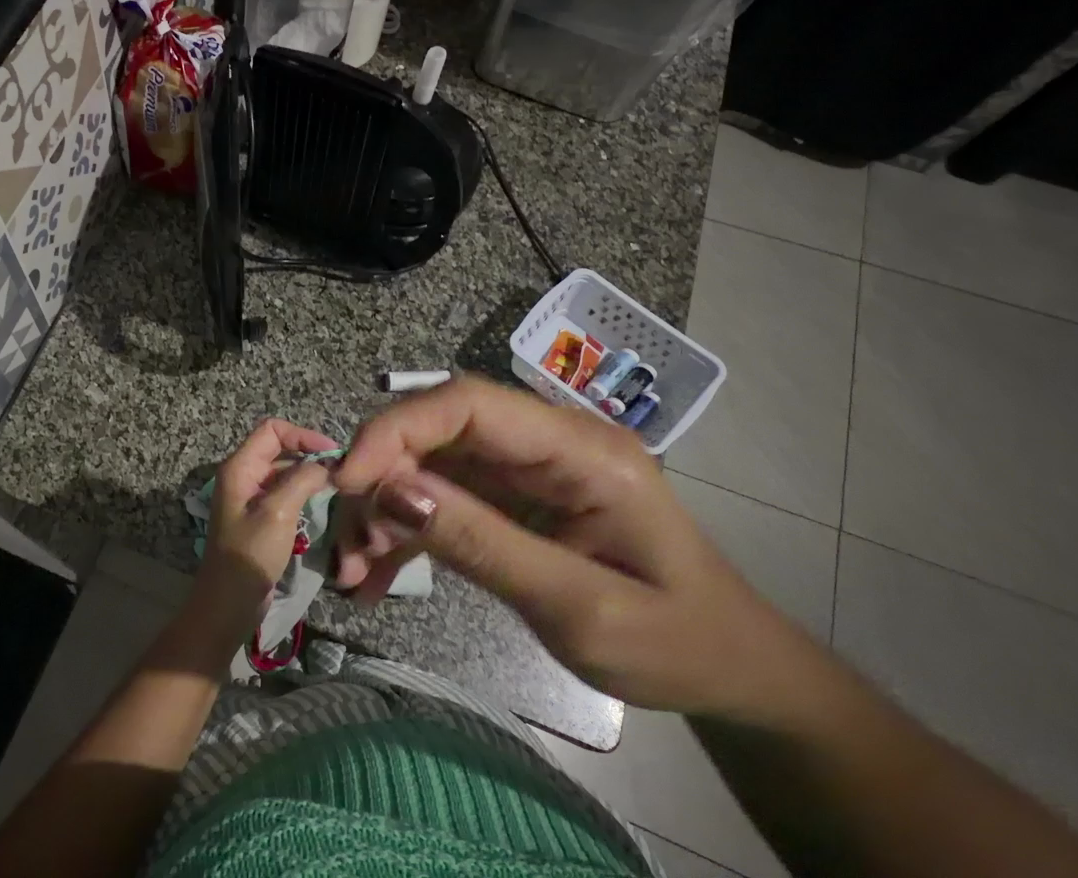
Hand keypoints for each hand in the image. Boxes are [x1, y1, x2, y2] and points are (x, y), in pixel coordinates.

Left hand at [201, 418, 336, 609]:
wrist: (229, 601)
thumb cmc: (250, 554)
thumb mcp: (279, 512)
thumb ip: (302, 480)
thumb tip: (325, 465)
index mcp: (239, 468)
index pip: (272, 430)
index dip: (302, 435)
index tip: (331, 452)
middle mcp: (242, 477)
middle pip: (278, 449)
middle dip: (308, 454)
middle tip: (340, 470)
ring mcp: (249, 498)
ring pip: (282, 472)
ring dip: (307, 475)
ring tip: (336, 486)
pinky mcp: (258, 518)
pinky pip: (282, 494)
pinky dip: (302, 494)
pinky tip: (321, 504)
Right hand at [332, 378, 835, 726]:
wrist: (732, 672)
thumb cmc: (677, 643)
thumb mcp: (579, 607)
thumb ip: (483, 544)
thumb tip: (389, 492)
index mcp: (582, 451)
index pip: (467, 404)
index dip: (395, 430)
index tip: (345, 483)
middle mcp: (549, 445)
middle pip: (438, 431)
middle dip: (379, 479)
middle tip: (346, 546)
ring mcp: (530, 473)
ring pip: (427, 465)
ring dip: (381, 511)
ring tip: (354, 571)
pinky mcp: (515, 502)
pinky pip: (441, 501)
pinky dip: (402, 534)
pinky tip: (375, 578)